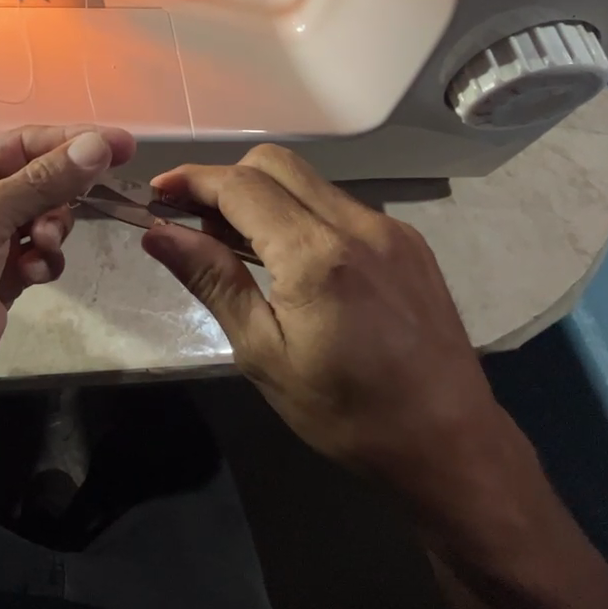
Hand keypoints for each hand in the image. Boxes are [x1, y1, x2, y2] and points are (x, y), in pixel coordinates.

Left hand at [0, 125, 136, 420]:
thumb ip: (41, 181)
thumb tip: (96, 143)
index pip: (25, 143)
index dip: (73, 140)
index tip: (124, 145)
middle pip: (42, 180)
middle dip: (60, 195)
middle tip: (65, 213)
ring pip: (47, 219)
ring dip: (52, 231)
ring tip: (39, 249)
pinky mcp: (6, 279)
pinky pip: (42, 257)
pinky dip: (45, 262)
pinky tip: (31, 276)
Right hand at [141, 145, 503, 492]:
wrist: (450, 444)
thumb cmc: (344, 413)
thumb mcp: (262, 353)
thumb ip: (212, 280)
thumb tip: (159, 234)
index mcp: (316, 256)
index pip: (240, 186)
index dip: (191, 180)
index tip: (157, 193)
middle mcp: (358, 226)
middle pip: (273, 163)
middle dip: (223, 179)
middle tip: (195, 223)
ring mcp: (390, 230)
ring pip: (307, 180)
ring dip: (261, 195)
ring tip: (238, 247)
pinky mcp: (409, 243)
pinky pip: (338, 204)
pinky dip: (298, 213)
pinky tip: (290, 260)